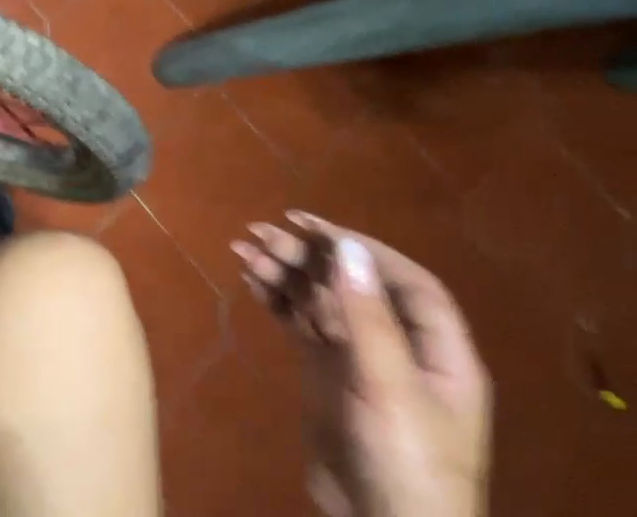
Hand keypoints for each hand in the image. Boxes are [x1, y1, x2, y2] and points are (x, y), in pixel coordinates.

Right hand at [233, 212, 490, 516]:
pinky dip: (278, 302)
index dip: (360, 249)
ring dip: (286, 274)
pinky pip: (302, 326)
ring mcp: (360, 364)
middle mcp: (401, 350)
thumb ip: (366, 316)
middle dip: (309, 257)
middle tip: (258, 232)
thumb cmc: (403, 456)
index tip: (308, 226)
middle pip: (355, 288)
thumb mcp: (388, 384)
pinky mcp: (326, 376)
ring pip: (322, 304)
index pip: (406, 283)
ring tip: (242, 249)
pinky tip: (252, 281)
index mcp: (439, 352)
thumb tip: (345, 247)